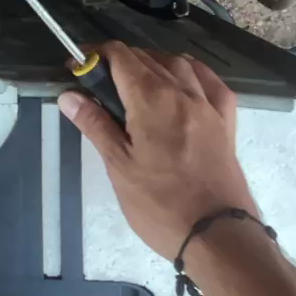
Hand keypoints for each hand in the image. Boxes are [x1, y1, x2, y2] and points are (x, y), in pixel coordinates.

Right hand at [59, 43, 257, 258]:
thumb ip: (94, 124)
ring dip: (153, 63)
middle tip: (99, 84)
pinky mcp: (226, 124)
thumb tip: (68, 95)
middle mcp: (181, 92)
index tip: (78, 69)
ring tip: (136, 81)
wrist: (222, 240)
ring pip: (178, 64)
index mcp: (150, 98)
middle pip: (146, 57)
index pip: (120, 55)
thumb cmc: (162, 205)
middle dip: (118, 61)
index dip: (95, 55)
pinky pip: (212, 83)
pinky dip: (194, 73)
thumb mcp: (119, 167)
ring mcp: (208, 107)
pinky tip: (184, 81)